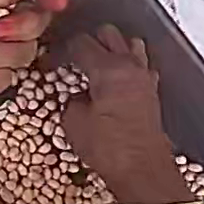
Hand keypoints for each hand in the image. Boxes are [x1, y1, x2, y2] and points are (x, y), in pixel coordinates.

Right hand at [60, 26, 188, 203]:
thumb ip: (71, 101)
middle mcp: (129, 65)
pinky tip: (117, 79)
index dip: (62, 49)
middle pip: (108, 33)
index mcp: (107, 69)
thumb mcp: (73, 124)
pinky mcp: (151, 91)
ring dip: (112, 47)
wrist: (142, 169)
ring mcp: (144, 76)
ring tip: (96, 64)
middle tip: (72, 58)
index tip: (51, 60)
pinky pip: (140, 64)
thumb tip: (75, 95)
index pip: (80, 43)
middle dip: (88, 40)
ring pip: (129, 43)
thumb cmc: (107, 147)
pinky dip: (128, 63)